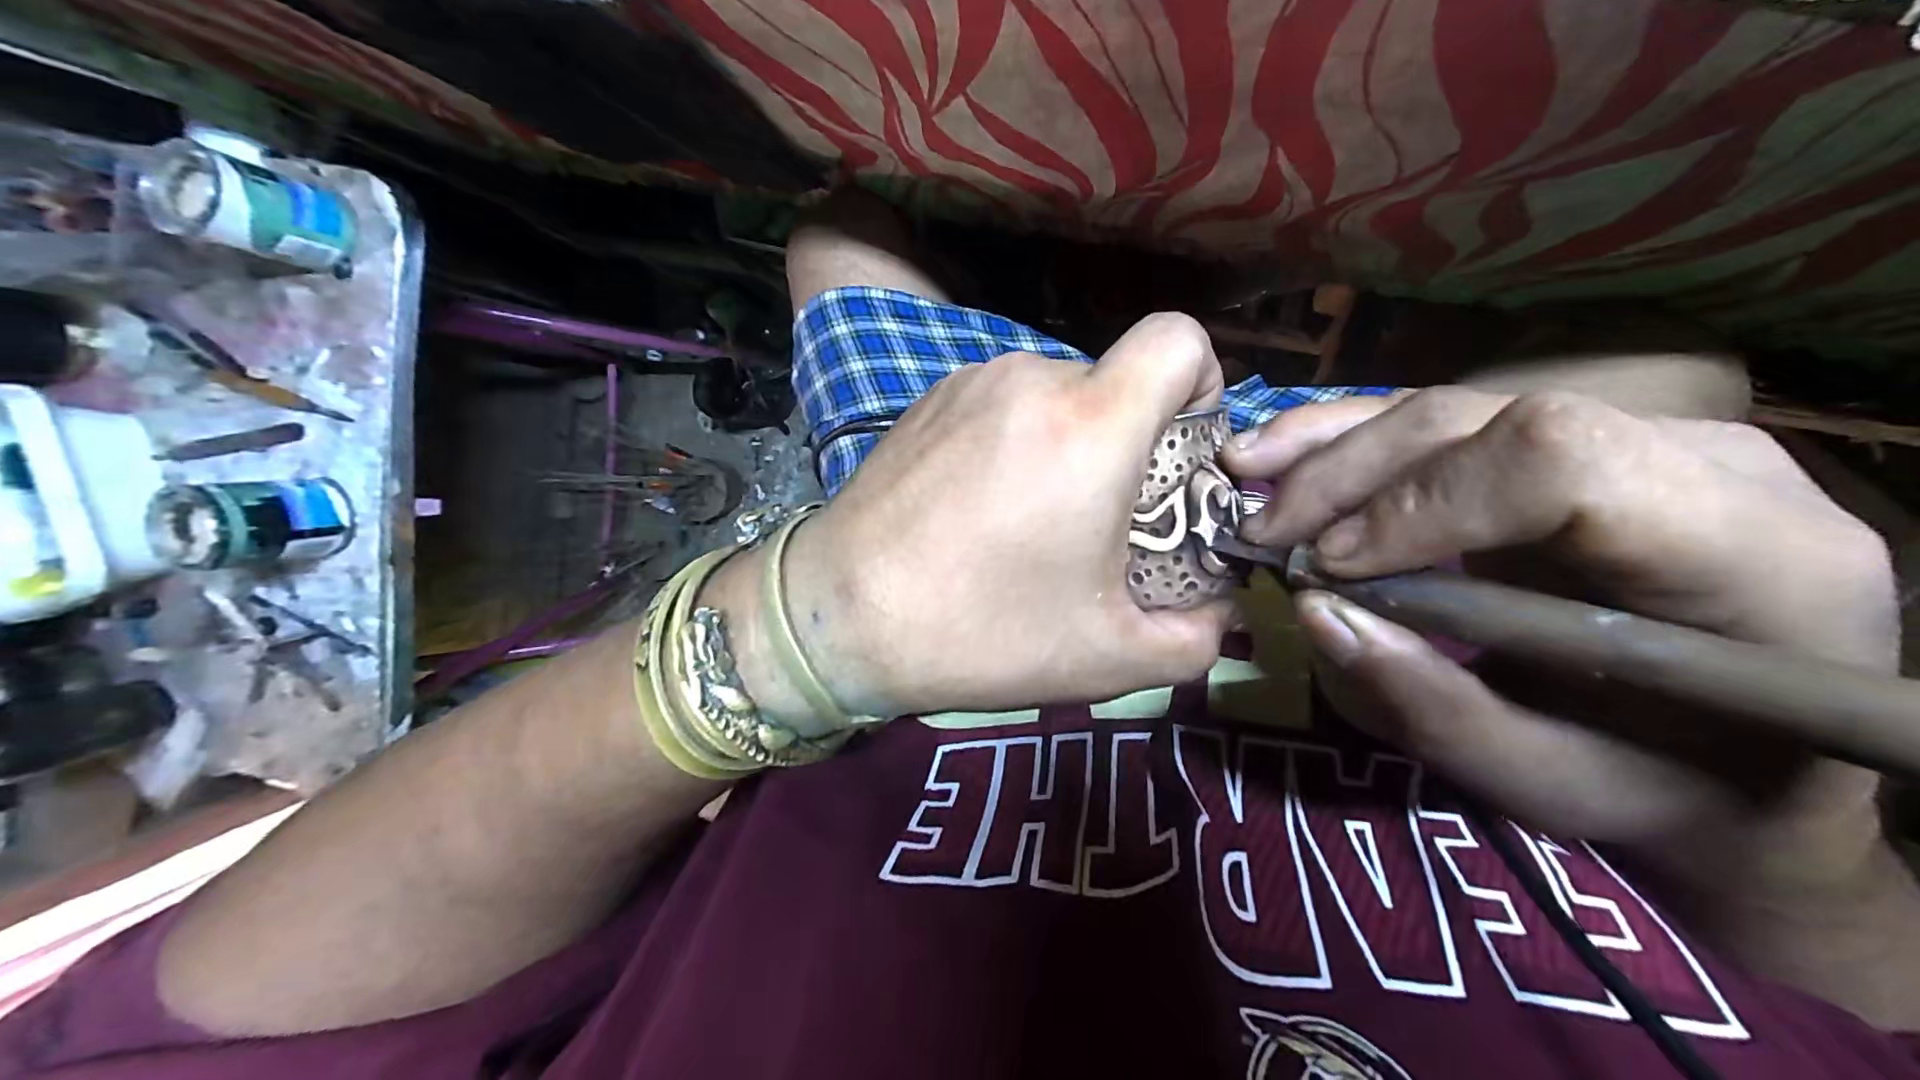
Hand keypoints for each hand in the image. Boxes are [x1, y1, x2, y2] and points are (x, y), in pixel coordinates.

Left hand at [776, 313, 1235, 716]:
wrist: (840, 616)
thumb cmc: (980, 633)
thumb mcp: (1109, 657)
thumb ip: (1196, 636)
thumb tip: (1221, 608)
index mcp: (1091, 426)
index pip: (1179, 339)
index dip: (1202, 383)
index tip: (1181, 452)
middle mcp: (1033, 380)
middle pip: (1117, 382)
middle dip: (1130, 441)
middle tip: (1101, 518)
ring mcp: (971, 382)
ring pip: (1058, 395)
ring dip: (1068, 444)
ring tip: (1032, 518)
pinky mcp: (929, 398)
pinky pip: (1002, 403)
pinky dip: (1014, 441)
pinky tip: (979, 503)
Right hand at [1223, 387, 1899, 889]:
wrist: (1736, 758)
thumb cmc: (1660, 787)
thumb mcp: (1545, 781)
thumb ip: (1432, 705)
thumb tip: (1312, 610)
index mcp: (1742, 552)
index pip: (1560, 463)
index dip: (1419, 503)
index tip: (1326, 567)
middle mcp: (1694, 461)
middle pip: (1477, 419)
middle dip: (1345, 475)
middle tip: (1258, 534)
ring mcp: (1627, 438)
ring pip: (1444, 408)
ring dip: (1328, 446)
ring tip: (1241, 473)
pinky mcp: (1566, 445)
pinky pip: (1440, 425)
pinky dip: (1348, 442)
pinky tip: (1282, 458)